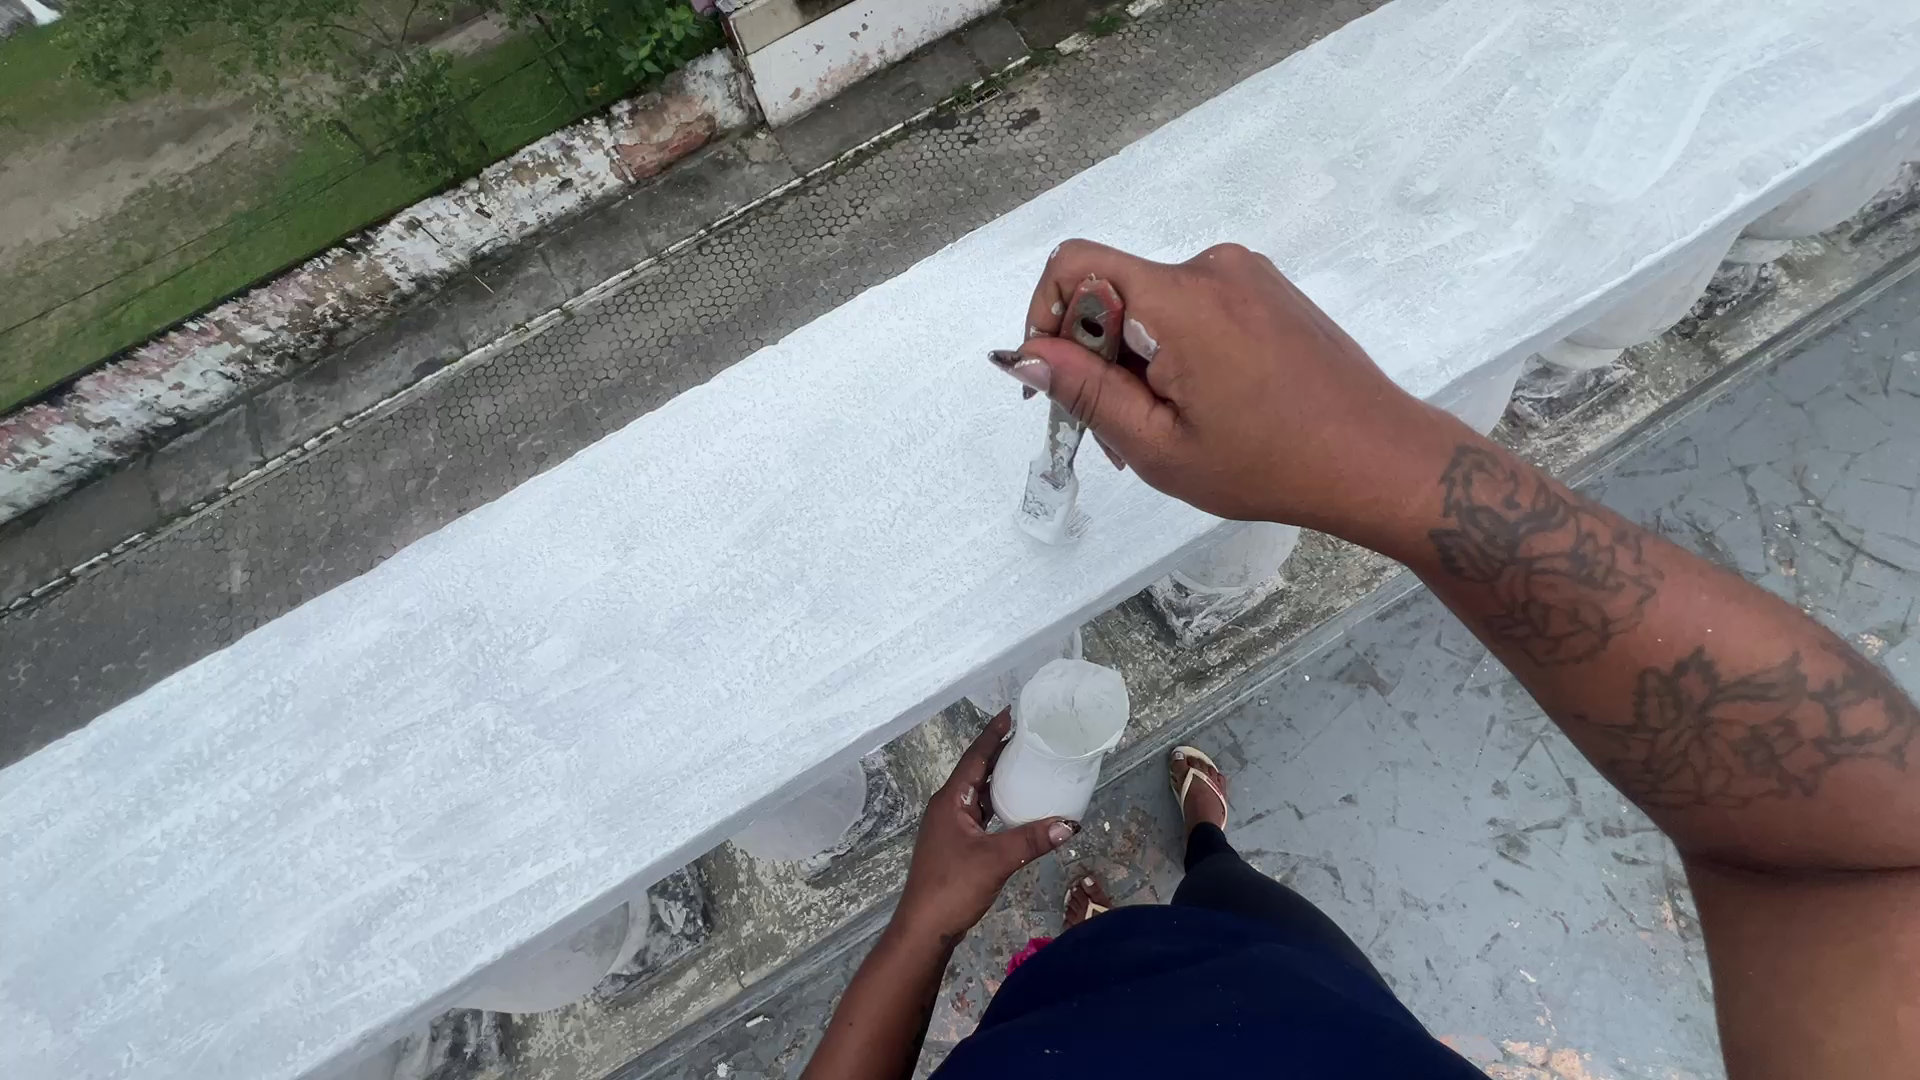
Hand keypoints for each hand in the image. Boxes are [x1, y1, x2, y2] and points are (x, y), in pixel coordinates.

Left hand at [894, 709, 1077, 943]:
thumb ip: (1031, 839)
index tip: (1011, 713)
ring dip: (998, 778)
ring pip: (978, 792)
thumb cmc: (952, 887)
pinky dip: (997, 803)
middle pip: (976, 770)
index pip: (975, 756)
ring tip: (1026, 764)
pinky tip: (1015, 806)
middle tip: (1028, 736)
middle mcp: (947, 805)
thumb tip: (1070, 823)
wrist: (923, 929)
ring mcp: (949, 825)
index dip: (993, 734)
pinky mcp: (955, 843)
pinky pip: (980, 811)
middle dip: (999, 752)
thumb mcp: (996, 860)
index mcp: (951, 799)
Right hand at [997, 240, 1460, 549]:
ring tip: (1160, 428)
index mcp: (1180, 299)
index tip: (1054, 380)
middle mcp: (1210, 267)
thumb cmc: (1265, 465)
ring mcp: (1243, 274)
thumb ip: (1085, 392)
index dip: (1044, 318)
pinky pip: (1189, 308)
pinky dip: (1170, 350)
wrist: (1375, 457)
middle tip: (1112, 431)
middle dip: (1093, 357)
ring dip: (1133, 361)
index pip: (1074, 265)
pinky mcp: (1263, 289)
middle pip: (1111, 291)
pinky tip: (1195, 405)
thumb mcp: (1156, 444)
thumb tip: (1023, 356)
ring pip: (1148, 305)